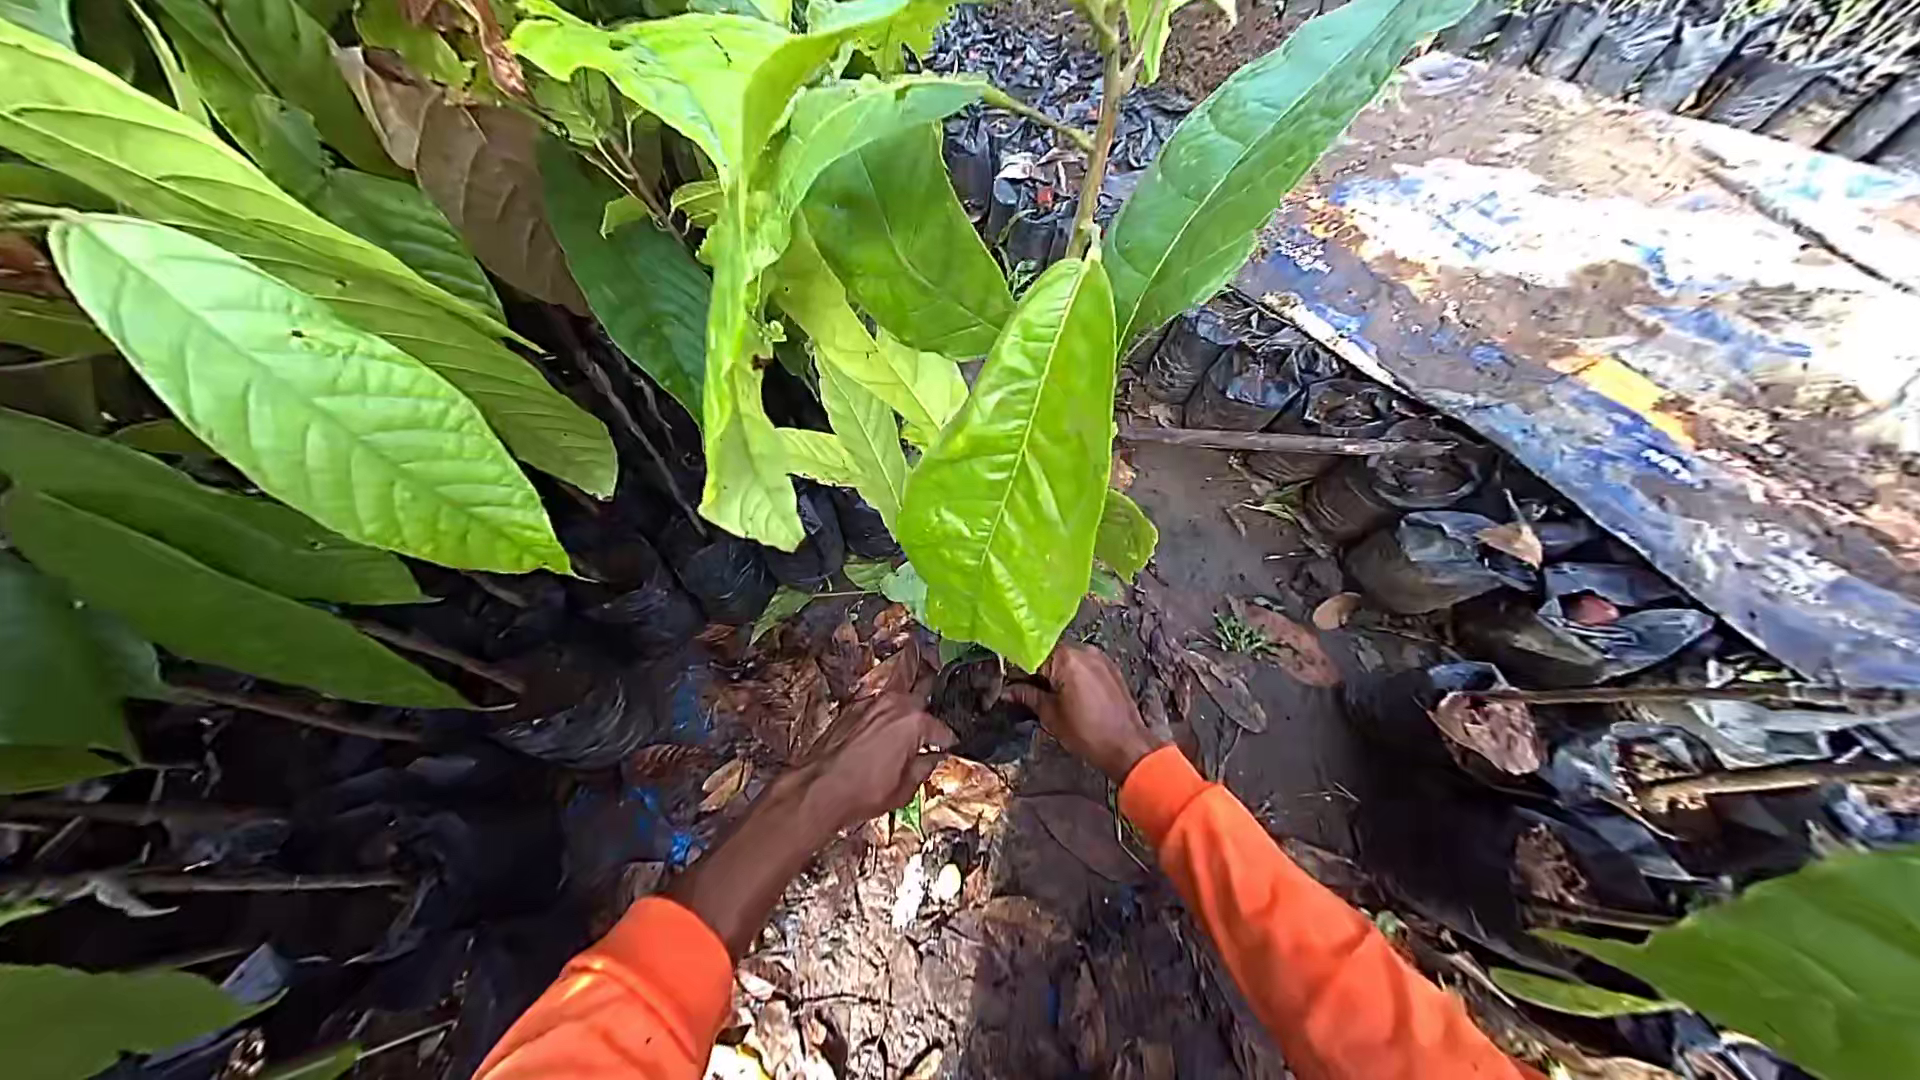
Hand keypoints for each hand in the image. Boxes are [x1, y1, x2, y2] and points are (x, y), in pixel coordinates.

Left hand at [791, 691, 954, 833]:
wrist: (819, 788)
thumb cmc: (860, 791)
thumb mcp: (904, 790)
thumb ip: (924, 768)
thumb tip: (932, 760)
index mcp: (915, 722)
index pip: (943, 730)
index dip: (949, 743)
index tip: (949, 750)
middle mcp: (895, 704)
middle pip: (923, 704)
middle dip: (927, 721)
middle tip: (928, 741)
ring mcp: (873, 702)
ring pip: (900, 701)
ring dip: (906, 714)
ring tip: (905, 737)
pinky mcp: (854, 707)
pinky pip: (878, 706)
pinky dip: (884, 717)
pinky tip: (882, 736)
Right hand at [1005, 644, 1164, 782]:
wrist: (1128, 747)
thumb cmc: (1087, 733)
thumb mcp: (1050, 715)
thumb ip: (1028, 696)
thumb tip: (1007, 691)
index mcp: (1066, 658)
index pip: (1031, 655)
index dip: (1016, 669)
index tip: (1008, 682)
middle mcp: (1084, 650)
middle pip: (1049, 653)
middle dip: (1035, 669)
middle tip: (1023, 690)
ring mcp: (1099, 657)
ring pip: (1066, 658)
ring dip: (1054, 671)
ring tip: (1046, 694)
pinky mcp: (1109, 667)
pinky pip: (1082, 663)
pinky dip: (1071, 673)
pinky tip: (1066, 693)